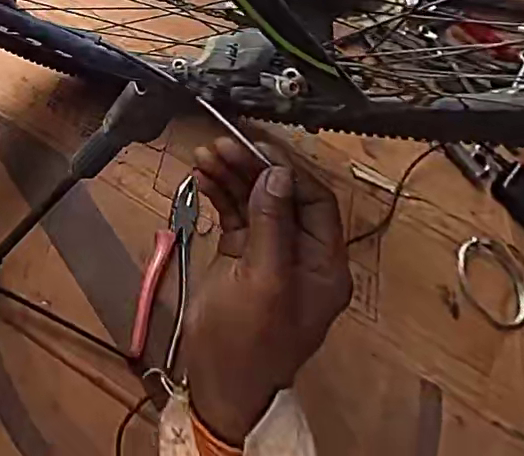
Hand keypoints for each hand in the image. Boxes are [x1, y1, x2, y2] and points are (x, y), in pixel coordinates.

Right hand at [183, 129, 351, 444]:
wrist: (217, 379)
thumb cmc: (246, 337)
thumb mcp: (262, 280)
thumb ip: (272, 225)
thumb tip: (277, 173)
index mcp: (322, 264)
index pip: (315, 201)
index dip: (286, 171)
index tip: (253, 147)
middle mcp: (300, 254)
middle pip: (280, 195)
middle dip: (250, 168)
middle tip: (218, 144)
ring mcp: (269, 253)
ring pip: (254, 200)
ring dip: (229, 176)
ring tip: (202, 155)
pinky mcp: (240, 254)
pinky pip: (234, 213)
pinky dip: (218, 193)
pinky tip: (201, 177)